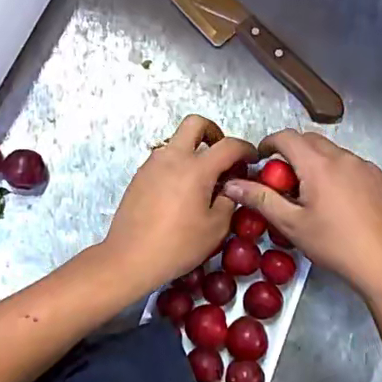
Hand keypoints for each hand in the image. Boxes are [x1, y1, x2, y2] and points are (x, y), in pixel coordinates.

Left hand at [100, 115, 256, 293]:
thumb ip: (229, 201)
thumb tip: (231, 187)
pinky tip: (181, 192)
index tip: (252, 158)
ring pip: (175, 141)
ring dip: (192, 150)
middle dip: (214, 132)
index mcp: (196, 169)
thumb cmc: (177, 246)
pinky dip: (177, 165)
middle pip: (195, 124)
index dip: (245, 148)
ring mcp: (151, 165)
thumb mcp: (216, 228)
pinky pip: (162, 159)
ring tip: (202, 179)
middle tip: (222, 155)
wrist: (130, 258)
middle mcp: (171, 158)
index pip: (228, 145)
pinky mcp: (139, 177)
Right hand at [224, 130, 381, 301]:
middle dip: (291, 153)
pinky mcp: (381, 179)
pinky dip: (338, 174)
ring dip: (316, 163)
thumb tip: (232, 185)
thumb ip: (260, 200)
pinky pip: (353, 166)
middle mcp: (344, 158)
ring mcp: (366, 167)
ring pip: (333, 153)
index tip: (261, 159)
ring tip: (311, 194)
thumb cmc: (335, 245)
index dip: (269, 143)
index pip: (287, 137)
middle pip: (310, 141)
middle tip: (282, 180)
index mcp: (318, 165)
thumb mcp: (291, 224)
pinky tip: (338, 202)